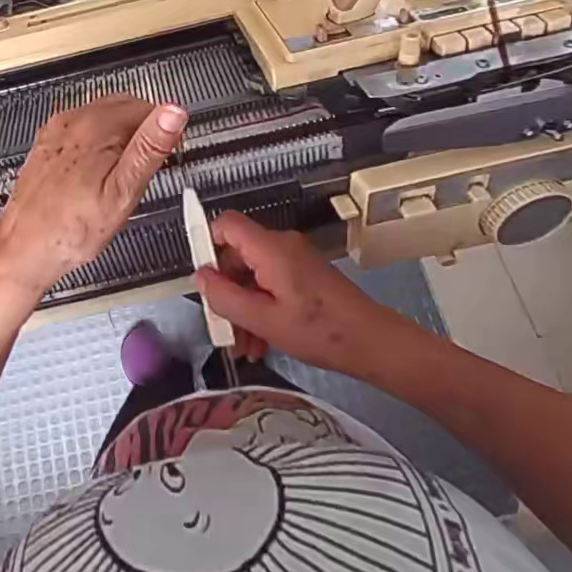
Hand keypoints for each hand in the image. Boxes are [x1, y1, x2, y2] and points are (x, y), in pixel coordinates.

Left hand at [0, 96, 186, 294]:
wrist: (23, 249)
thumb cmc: (70, 230)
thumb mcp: (123, 193)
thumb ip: (150, 148)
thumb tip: (173, 113)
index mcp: (97, 127)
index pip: (148, 108)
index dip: (163, 133)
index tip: (167, 155)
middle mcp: (74, 120)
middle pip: (127, 107)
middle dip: (144, 131)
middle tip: (147, 167)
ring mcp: (58, 131)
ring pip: (105, 116)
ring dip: (122, 135)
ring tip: (123, 173)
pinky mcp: (48, 143)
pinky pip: (84, 128)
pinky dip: (99, 141)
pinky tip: (98, 171)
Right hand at [194, 211, 428, 378]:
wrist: (371, 340)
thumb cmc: (319, 331)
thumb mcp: (264, 320)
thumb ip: (225, 297)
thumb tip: (199, 277)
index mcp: (270, 248)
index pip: (226, 224)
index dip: (206, 243)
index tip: (201, 279)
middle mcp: (281, 246)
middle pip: (236, 254)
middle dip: (225, 291)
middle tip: (223, 328)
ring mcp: (294, 259)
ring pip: (252, 274)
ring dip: (242, 307)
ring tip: (244, 347)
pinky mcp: (303, 273)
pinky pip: (269, 282)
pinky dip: (260, 307)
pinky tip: (260, 342)